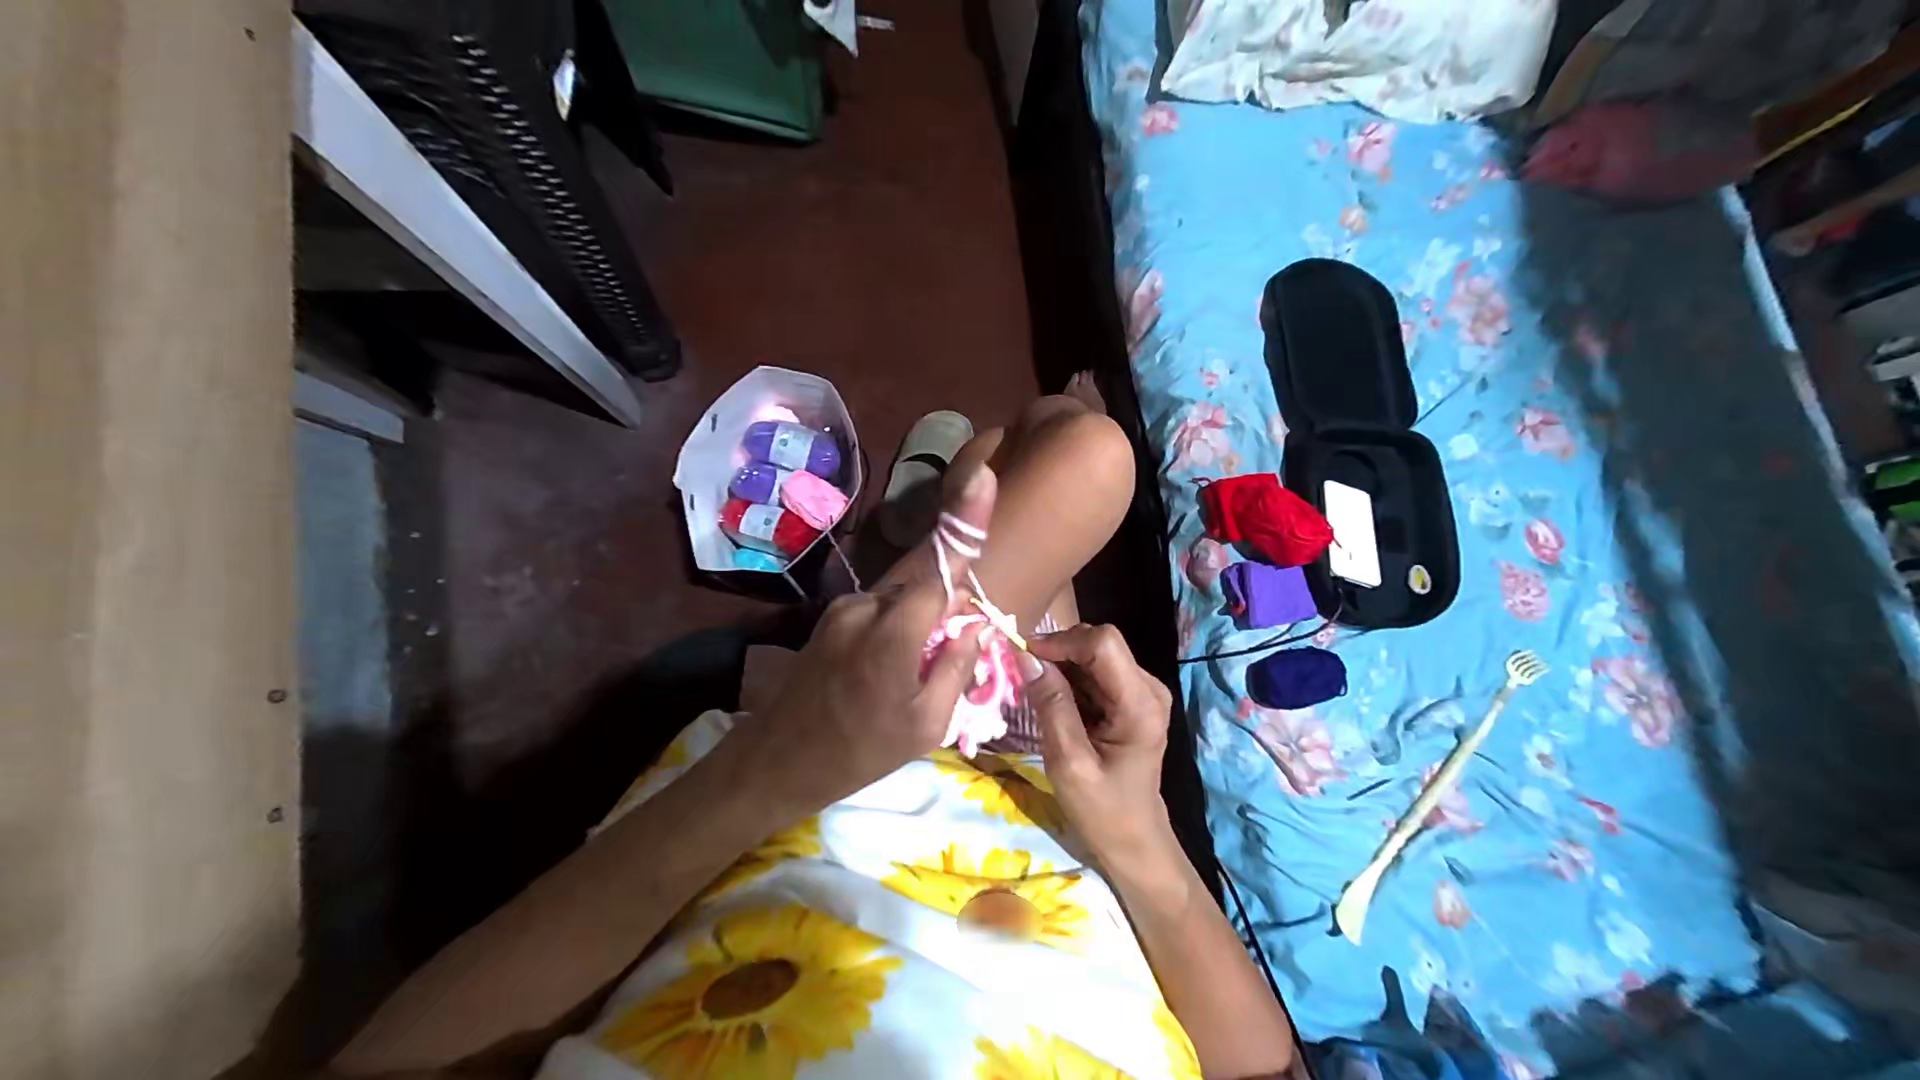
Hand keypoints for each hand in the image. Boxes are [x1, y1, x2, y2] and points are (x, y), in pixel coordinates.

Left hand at [733, 465, 996, 812]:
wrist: (780, 760)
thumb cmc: (862, 750)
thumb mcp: (927, 724)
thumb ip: (957, 667)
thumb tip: (974, 625)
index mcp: (893, 633)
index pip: (940, 572)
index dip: (964, 534)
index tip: (982, 478)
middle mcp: (865, 607)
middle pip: (921, 586)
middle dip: (942, 608)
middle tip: (949, 653)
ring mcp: (841, 610)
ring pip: (899, 599)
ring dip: (915, 622)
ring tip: (909, 673)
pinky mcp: (828, 618)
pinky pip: (877, 610)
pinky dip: (893, 626)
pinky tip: (884, 669)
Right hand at [1024, 624, 1178, 868]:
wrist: (1133, 840)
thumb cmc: (1102, 810)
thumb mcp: (1068, 763)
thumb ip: (1050, 706)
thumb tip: (1026, 657)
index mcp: (1140, 704)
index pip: (1103, 643)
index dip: (1062, 641)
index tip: (1025, 656)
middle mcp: (1148, 688)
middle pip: (1099, 642)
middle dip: (1058, 650)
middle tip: (1023, 671)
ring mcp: (1141, 691)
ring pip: (1094, 653)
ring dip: (1060, 663)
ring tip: (1033, 686)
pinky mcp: (1129, 698)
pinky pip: (1094, 670)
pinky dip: (1068, 676)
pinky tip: (1050, 697)